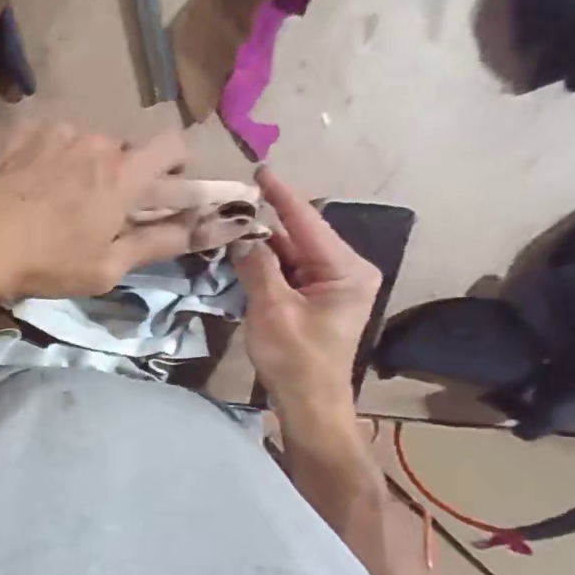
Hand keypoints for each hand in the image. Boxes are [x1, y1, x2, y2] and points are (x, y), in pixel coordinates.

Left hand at [0, 121, 198, 301]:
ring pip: (86, 142)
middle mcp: (94, 140)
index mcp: (123, 173)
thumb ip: (156, 243)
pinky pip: (50, 139)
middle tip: (103, 207)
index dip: (176, 166)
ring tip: (58, 198)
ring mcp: (54, 132)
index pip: (174, 145)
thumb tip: (197, 231)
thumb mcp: (106, 268)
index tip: (162, 191)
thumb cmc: (46, 263)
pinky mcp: (21, 133)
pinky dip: (49, 157)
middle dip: (124, 172)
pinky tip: (30, 185)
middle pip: (125, 147)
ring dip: (83, 164)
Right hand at [231, 167, 381, 417]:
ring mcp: (330, 287)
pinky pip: (287, 273)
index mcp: (346, 269)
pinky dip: (264, 266)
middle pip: (299, 237)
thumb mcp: (272, 308)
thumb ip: (257, 266)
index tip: (261, 169)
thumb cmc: (296, 358)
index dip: (282, 196)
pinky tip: (239, 257)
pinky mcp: (315, 301)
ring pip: (290, 255)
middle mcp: (345, 271)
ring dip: (261, 246)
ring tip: (228, 228)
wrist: (309, 404)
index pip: (307, 222)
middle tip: (231, 205)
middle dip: (265, 223)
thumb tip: (240, 238)